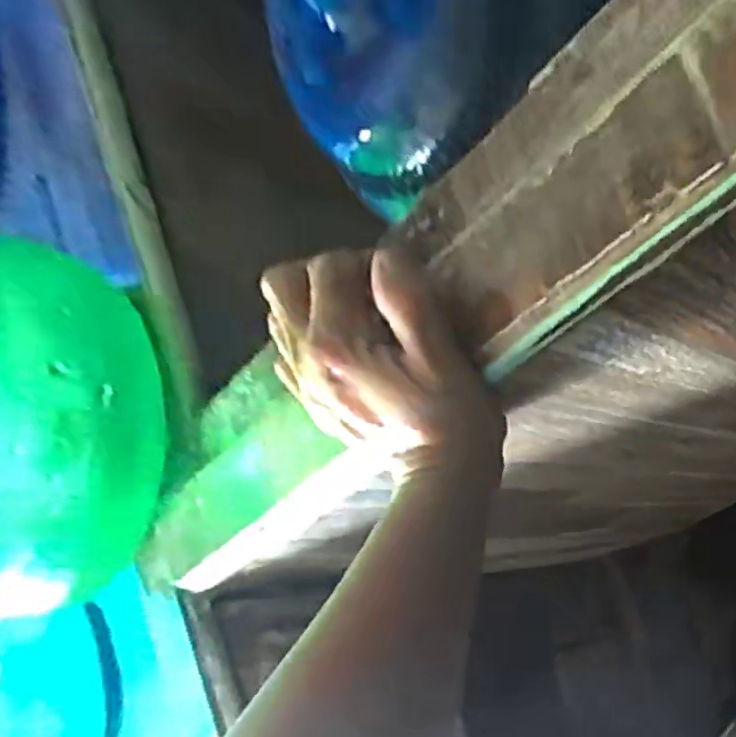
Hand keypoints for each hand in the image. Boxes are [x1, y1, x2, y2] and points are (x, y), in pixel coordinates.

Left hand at [262, 248, 505, 481]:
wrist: (444, 476)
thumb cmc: (455, 419)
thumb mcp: (445, 360)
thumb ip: (410, 306)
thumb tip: (389, 260)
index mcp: (338, 343)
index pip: (329, 269)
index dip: (368, 261)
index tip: (406, 279)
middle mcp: (305, 357)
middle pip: (284, 283)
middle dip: (327, 274)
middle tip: (373, 292)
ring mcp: (303, 382)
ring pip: (281, 313)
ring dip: (319, 303)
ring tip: (367, 320)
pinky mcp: (311, 400)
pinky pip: (289, 349)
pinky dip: (314, 335)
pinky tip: (353, 350)